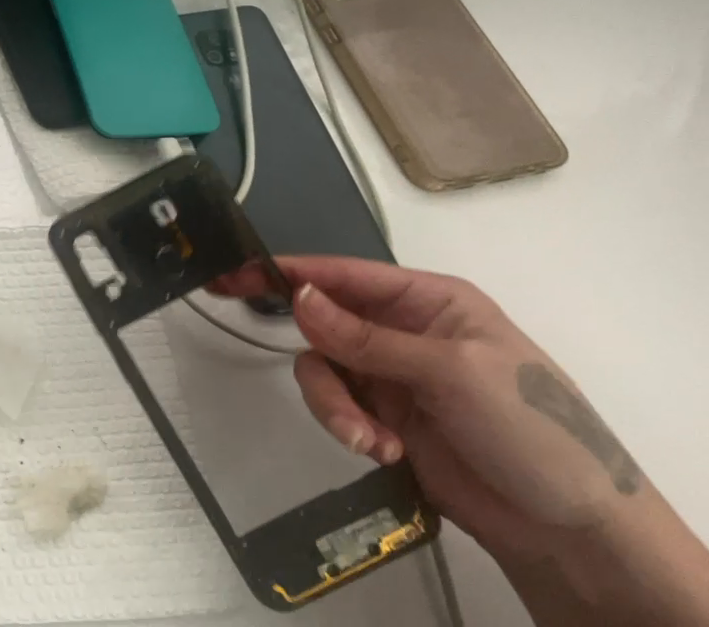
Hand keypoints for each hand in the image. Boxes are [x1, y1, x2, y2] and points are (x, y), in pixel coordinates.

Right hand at [214, 255, 708, 624]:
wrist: (570, 527)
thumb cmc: (530, 427)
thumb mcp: (450, 372)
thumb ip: (366, 336)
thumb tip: (297, 296)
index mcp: (429, 302)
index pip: (343, 274)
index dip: (288, 270)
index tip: (233, 272)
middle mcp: (402, 329)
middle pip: (321, 318)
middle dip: (307, 341)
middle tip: (228, 304)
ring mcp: (389, 373)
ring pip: (320, 367)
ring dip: (333, 403)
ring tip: (366, 439)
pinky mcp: (380, 415)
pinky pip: (335, 405)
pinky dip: (346, 426)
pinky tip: (381, 451)